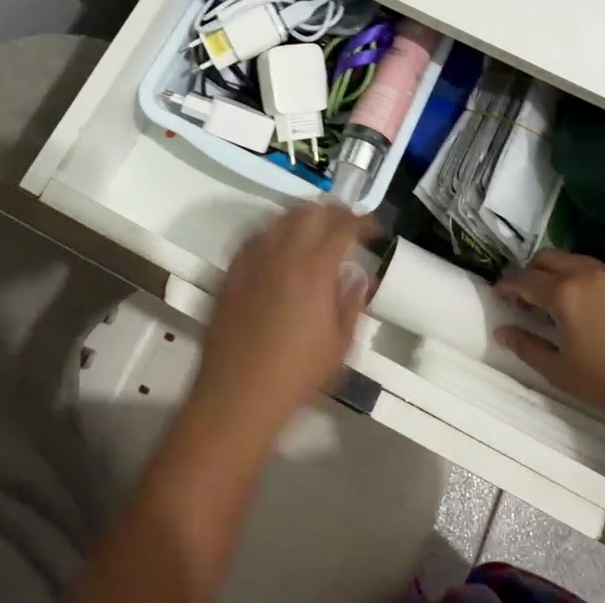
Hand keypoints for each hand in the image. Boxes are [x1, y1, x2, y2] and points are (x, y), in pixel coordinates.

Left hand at [187, 203, 377, 440]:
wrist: (238, 393)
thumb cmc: (296, 374)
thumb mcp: (339, 344)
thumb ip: (351, 303)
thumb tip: (357, 276)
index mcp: (315, 268)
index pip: (343, 226)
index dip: (362, 221)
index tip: (373, 228)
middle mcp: (283, 253)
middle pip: (311, 212)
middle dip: (334, 211)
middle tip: (348, 223)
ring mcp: (253, 258)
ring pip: (281, 217)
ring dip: (304, 215)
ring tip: (317, 228)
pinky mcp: (231, 269)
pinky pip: (255, 235)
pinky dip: (275, 230)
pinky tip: (281, 244)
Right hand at [492, 249, 604, 432]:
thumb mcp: (561, 372)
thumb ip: (526, 347)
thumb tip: (502, 331)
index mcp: (564, 292)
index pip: (524, 279)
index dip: (506, 286)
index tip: (499, 297)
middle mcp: (588, 274)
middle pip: (548, 258)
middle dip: (530, 272)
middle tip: (526, 298)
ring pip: (576, 260)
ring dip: (558, 273)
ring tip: (558, 300)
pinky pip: (601, 272)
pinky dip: (585, 279)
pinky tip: (592, 308)